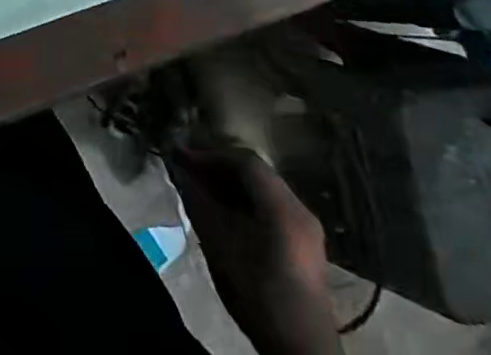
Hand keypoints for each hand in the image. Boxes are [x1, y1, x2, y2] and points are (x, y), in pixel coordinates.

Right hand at [171, 144, 342, 354]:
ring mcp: (308, 227)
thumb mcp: (220, 246)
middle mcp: (301, 209)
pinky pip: (272, 207)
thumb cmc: (257, 293)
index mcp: (283, 206)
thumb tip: (183, 174)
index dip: (210, 155)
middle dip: (220, 168)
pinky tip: (226, 213)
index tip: (182, 158)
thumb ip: (200, 203)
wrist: (300, 348)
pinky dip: (246, 201)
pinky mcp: (306, 245)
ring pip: (265, 189)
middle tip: (190, 171)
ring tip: (202, 190)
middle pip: (258, 173)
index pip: (245, 161)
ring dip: (232, 185)